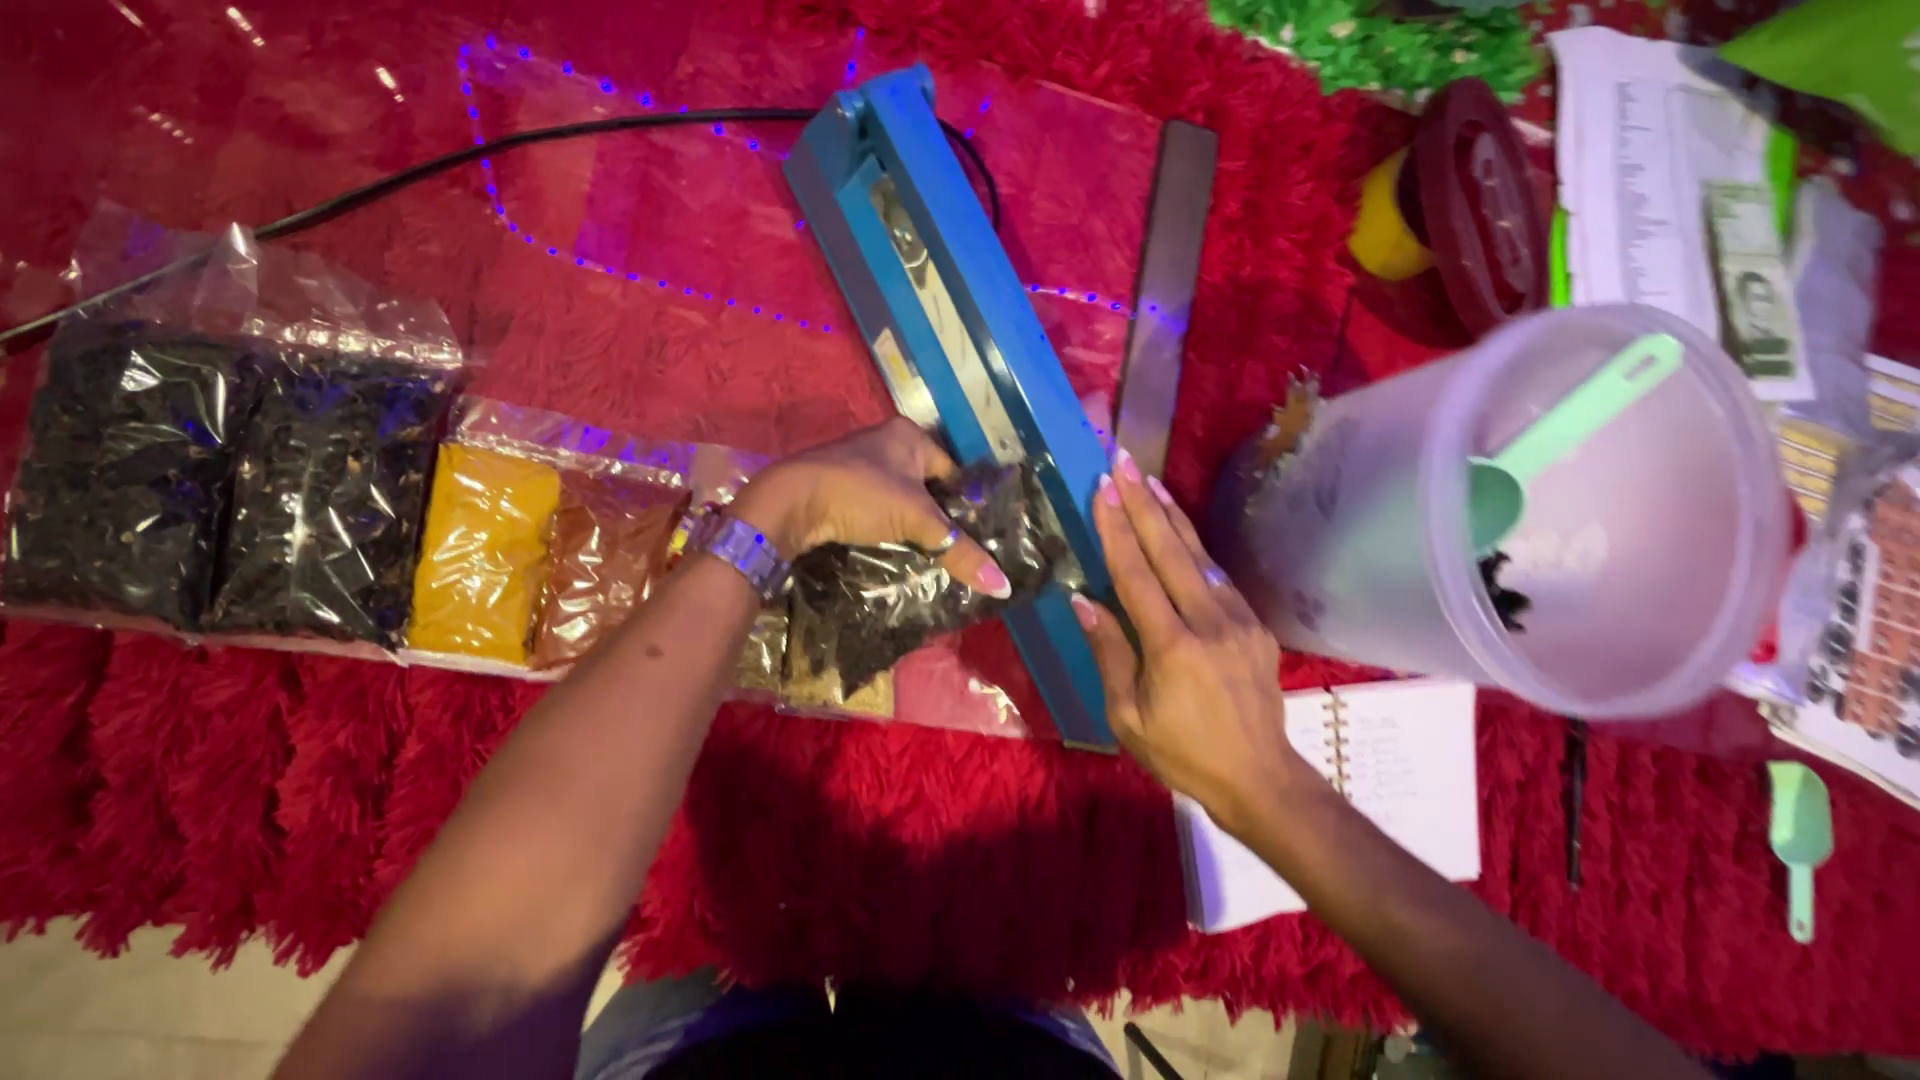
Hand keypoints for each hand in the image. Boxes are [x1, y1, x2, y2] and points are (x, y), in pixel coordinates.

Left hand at [731, 417, 1011, 596]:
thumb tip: (1003, 587)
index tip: (977, 537)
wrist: (790, 502)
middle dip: (938, 517)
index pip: (953, 473)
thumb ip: (960, 552)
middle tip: (956, 550)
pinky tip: (894, 548)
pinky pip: (876, 508)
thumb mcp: (917, 521)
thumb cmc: (860, 495)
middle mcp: (886, 442)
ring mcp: (860, 464)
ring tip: (929, 555)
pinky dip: (886, 527)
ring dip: (910, 524)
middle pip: (927, 487)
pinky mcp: (839, 488)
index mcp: (910, 436)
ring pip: (901, 499)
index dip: (965, 505)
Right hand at [1072, 449, 1321, 827]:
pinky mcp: (1256, 626)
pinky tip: (1181, 532)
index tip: (1102, 487)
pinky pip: (1219, 578)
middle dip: (1143, 503)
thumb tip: (1084, 600)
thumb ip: (1110, 653)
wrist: (1259, 777)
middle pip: (1171, 551)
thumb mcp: (1128, 717)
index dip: (1116, 528)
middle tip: (1123, 461)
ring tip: (1151, 481)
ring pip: (1200, 556)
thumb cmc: (1182, 754)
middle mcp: (1210, 622)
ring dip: (1172, 516)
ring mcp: (1239, 621)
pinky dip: (1196, 549)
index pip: (1137, 575)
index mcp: (1173, 646)